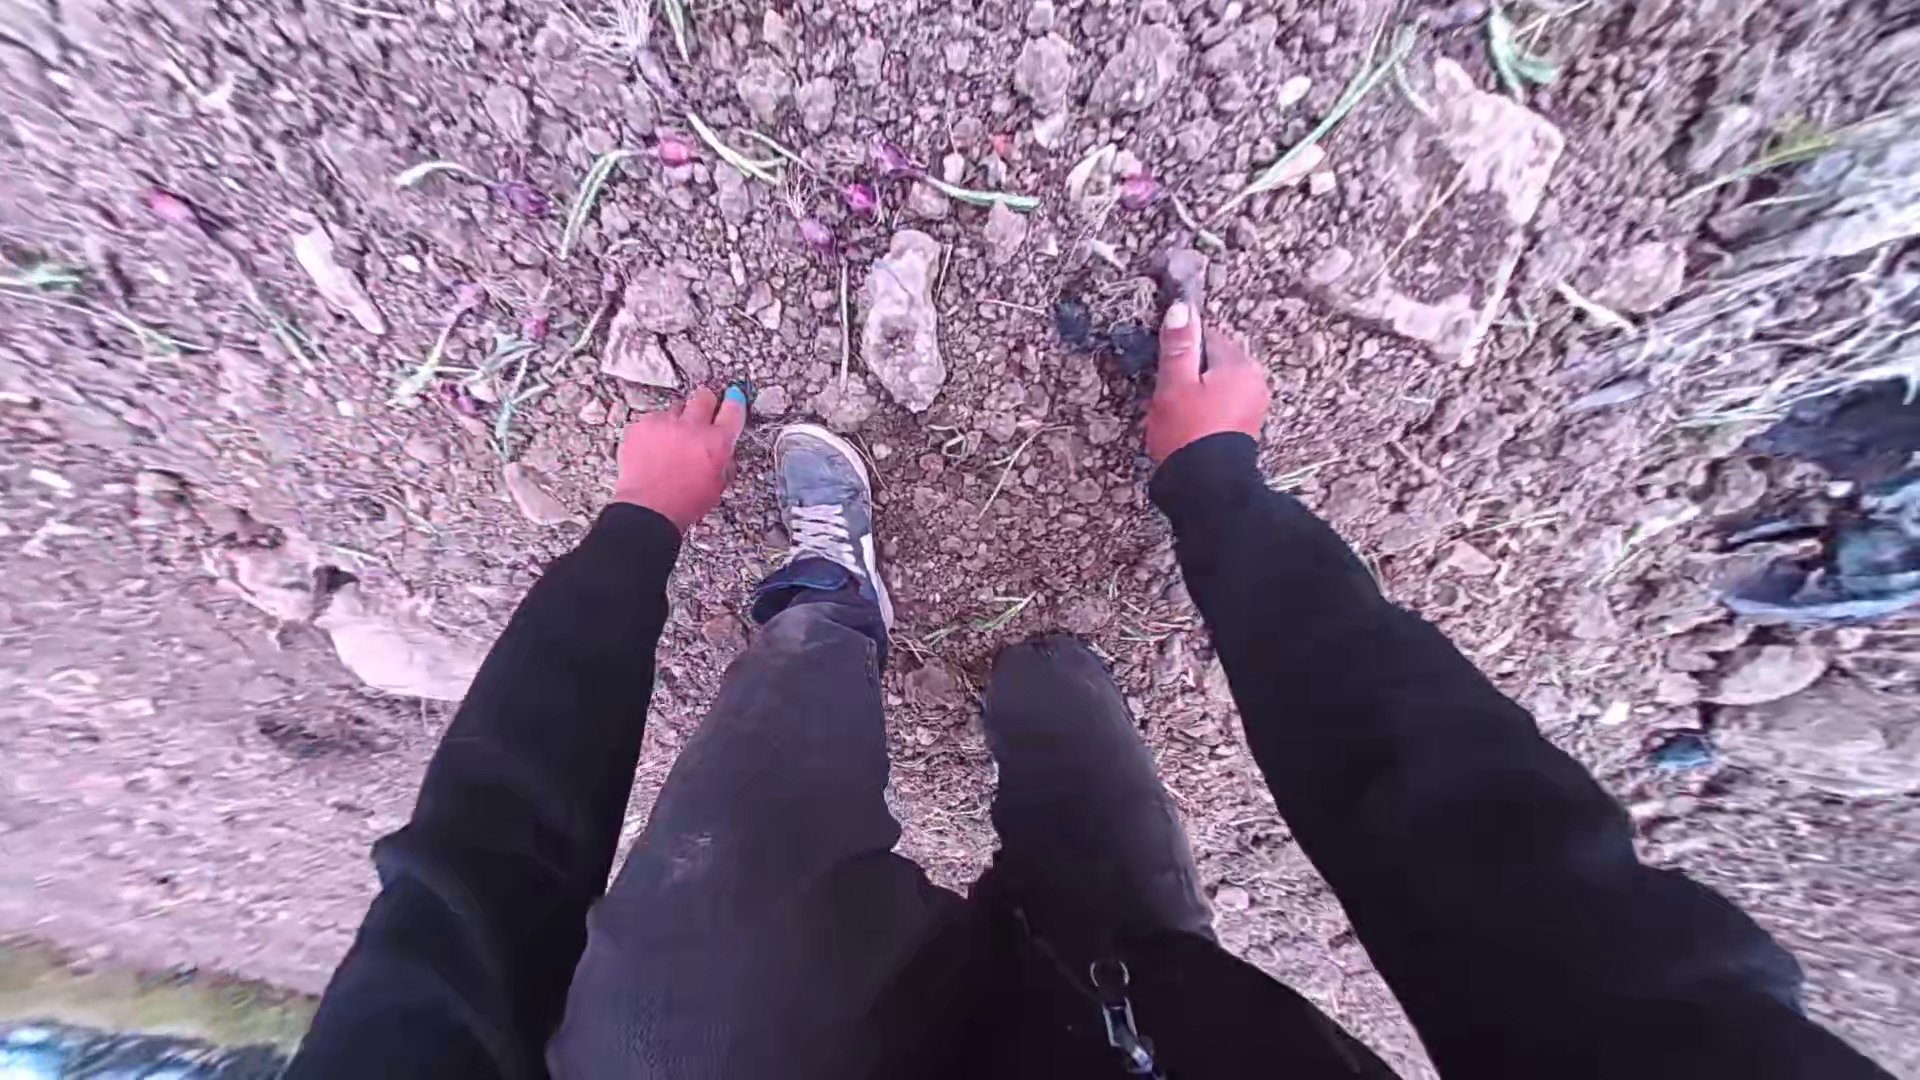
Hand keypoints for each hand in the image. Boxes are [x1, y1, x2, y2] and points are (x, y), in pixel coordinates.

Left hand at [613, 385, 747, 531]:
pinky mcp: (640, 426)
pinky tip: (655, 447)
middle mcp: (692, 426)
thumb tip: (724, 448)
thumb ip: (723, 458)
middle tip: (704, 408)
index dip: (735, 401)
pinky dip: (655, 430)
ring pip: (676, 408)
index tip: (734, 397)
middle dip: (706, 401)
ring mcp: (664, 423)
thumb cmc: (684, 502)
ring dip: (678, 419)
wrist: (649, 508)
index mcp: (717, 442)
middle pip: (703, 397)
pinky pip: (652, 419)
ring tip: (674, 439)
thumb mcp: (718, 483)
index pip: (733, 410)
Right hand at [1145, 301, 1269, 464]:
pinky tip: (1189, 428)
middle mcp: (1254, 382)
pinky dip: (1205, 412)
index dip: (1181, 349)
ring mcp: (1252, 406)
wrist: (1205, 486)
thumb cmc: (1188, 434)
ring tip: (1176, 415)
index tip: (1165, 367)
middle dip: (1189, 374)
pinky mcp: (1245, 428)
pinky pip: (1222, 407)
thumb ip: (1178, 346)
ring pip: (1217, 386)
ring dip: (1196, 394)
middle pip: (1214, 362)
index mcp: (1239, 365)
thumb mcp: (1174, 385)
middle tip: (1168, 397)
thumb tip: (1181, 308)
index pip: (1208, 337)